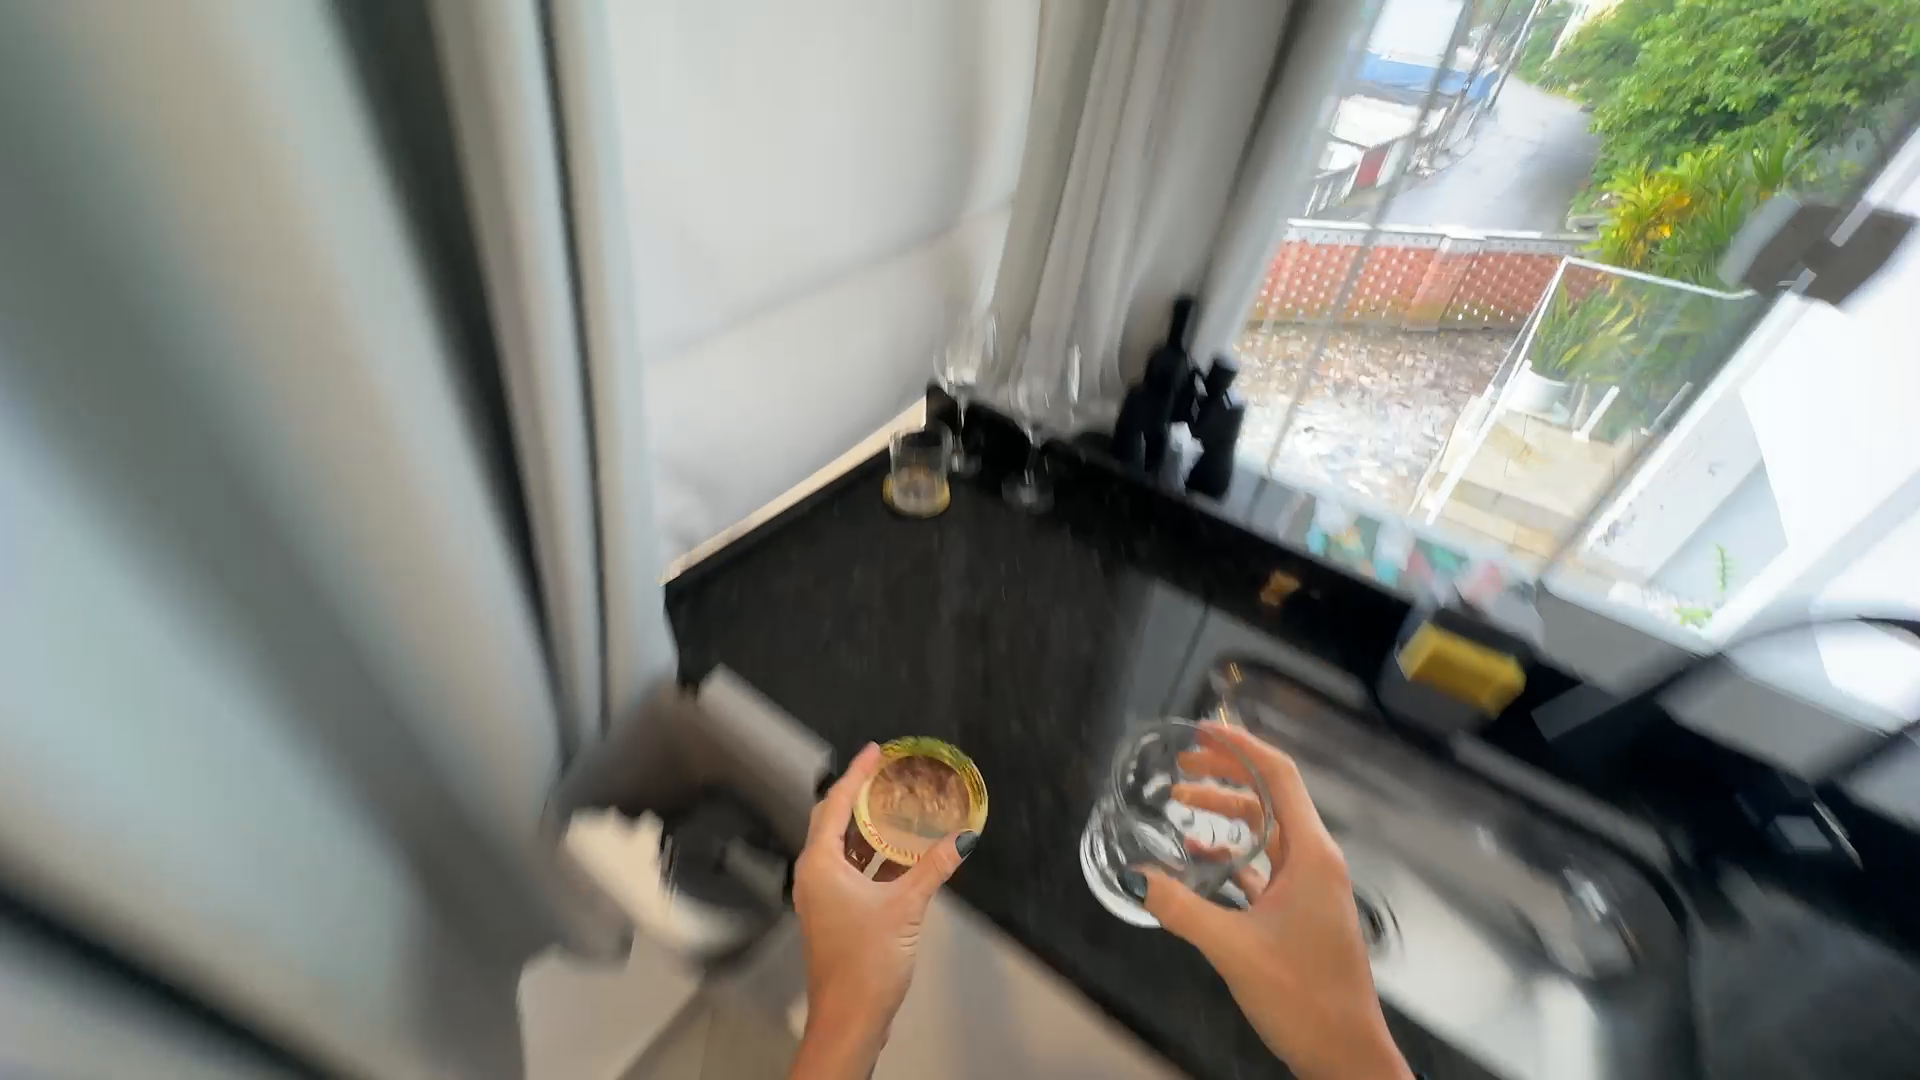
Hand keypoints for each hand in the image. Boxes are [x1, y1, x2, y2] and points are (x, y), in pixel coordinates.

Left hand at [788, 743, 976, 1079]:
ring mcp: (822, 894)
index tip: (874, 750)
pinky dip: (871, 853)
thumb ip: (935, 867)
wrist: (849, 1021)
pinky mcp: (833, 911)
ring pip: (841, 845)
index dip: (856, 774)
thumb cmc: (865, 963)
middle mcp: (814, 874)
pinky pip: (850, 867)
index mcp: (820, 864)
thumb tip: (963, 839)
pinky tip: (897, 852)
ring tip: (892, 804)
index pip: (835, 803)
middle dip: (857, 793)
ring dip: (865, 825)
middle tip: (882, 770)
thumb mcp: (906, 906)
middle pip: (833, 819)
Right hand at [1126, 726, 1411, 1079]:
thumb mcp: (1233, 949)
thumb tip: (1135, 876)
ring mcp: (1309, 883)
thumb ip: (1181, 907)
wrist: (1347, 1059)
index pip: (1279, 775)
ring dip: (1224, 810)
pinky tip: (1198, 855)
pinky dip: (1231, 848)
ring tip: (1181, 803)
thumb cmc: (1303, 997)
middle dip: (1225, 772)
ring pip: (1264, 826)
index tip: (1202, 730)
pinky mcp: (1300, 907)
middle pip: (1269, 793)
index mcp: (1310, 853)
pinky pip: (1263, 860)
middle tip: (1181, 764)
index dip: (1241, 746)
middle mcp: (1313, 858)